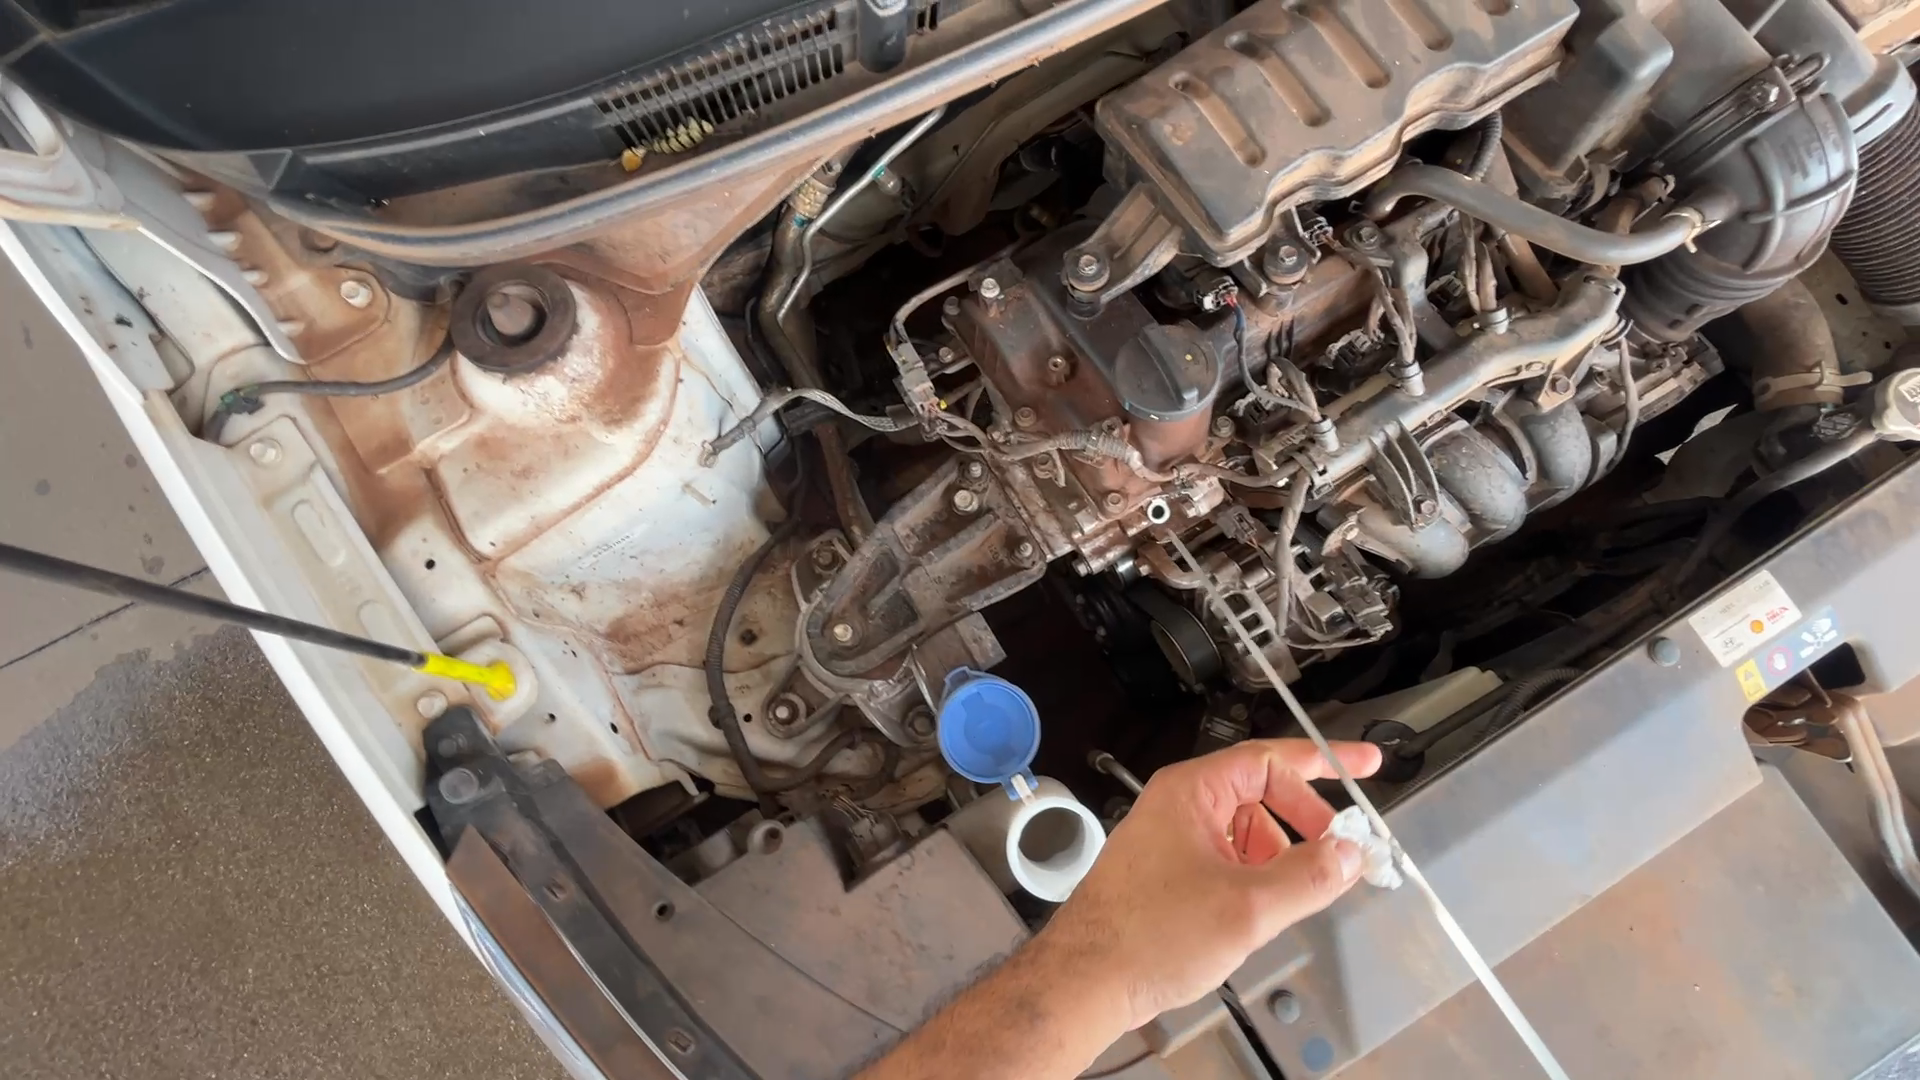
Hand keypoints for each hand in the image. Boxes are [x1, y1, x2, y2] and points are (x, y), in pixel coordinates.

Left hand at [1037, 738, 1381, 1031]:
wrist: (1090, 976)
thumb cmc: (1160, 932)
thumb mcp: (1248, 908)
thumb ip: (1308, 876)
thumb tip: (1353, 851)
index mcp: (1192, 789)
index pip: (1268, 758)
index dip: (1323, 760)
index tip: (1370, 765)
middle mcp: (1180, 801)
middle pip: (1259, 792)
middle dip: (1303, 822)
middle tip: (1339, 859)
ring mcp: (1171, 833)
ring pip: (1245, 828)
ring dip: (1276, 855)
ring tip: (1285, 898)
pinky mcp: (1168, 865)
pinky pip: (1225, 854)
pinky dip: (1253, 874)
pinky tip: (1258, 909)